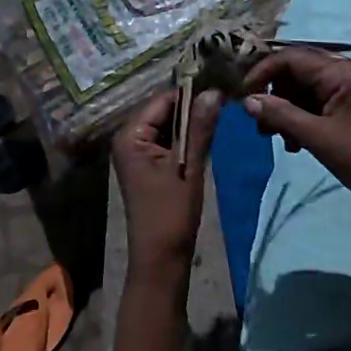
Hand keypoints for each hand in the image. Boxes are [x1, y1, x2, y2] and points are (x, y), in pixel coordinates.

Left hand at [110, 89, 220, 278]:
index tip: (221, 92)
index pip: (162, 100)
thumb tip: (214, 91)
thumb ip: (200, 127)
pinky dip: (185, 140)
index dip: (191, 95)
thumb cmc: (171, 213)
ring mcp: (135, 152)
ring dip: (190, 125)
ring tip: (219, 121)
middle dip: (191, 110)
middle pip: (163, 111)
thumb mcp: (189, 166)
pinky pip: (167, 141)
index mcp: (130, 135)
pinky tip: (204, 142)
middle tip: (224, 106)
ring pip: (168, 126)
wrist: (160, 259)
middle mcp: (127, 138)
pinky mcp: (146, 165)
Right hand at [241, 48, 350, 217]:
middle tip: (258, 122)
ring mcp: (347, 94)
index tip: (243, 96)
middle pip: (295, 72)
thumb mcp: (320, 138)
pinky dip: (298, 120)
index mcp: (342, 73)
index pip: (291, 58)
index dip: (262, 72)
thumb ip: (282, 116)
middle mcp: (344, 75)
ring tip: (272, 137)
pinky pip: (313, 107)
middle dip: (272, 94)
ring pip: (301, 91)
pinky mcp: (347, 113)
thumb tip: (247, 101)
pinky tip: (293, 144)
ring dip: (283, 110)